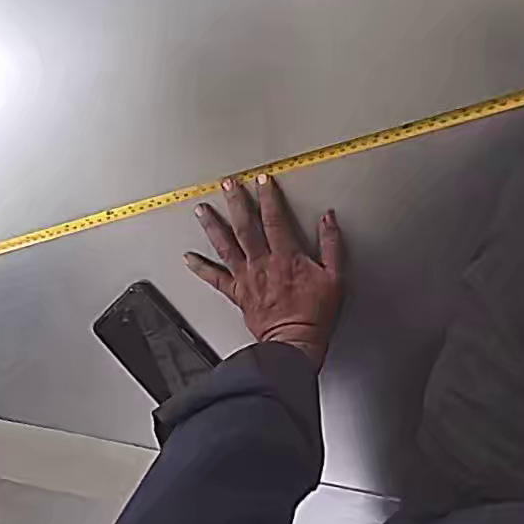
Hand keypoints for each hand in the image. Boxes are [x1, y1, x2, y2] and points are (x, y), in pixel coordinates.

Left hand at [185, 174, 343, 370]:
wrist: (295, 343)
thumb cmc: (315, 314)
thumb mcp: (335, 277)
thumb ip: (331, 245)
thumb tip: (328, 219)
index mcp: (286, 257)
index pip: (274, 219)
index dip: (268, 197)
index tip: (263, 180)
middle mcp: (262, 263)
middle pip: (245, 226)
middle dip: (235, 202)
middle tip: (227, 184)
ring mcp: (246, 278)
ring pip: (225, 246)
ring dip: (212, 226)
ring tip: (201, 209)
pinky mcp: (237, 293)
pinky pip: (215, 279)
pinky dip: (200, 268)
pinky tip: (188, 257)